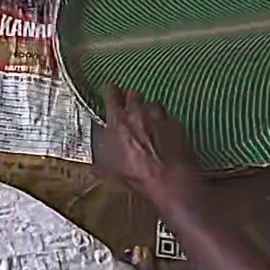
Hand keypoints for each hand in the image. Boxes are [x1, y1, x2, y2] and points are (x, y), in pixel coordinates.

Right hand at [96, 86, 203, 206]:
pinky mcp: (176, 124)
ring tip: (147, 120)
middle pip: (133, 93)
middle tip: (128, 107)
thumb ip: (99, 158)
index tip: (109, 90)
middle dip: (129, 98)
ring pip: (153, 103)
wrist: (169, 179)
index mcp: (118, 119)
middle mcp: (138, 112)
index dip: (109, 91)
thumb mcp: (107, 167)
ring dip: (148, 109)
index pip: (111, 94)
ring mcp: (160, 116)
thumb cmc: (135, 173)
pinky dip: (164, 121)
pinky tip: (163, 132)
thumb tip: (93, 165)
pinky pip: (168, 117)